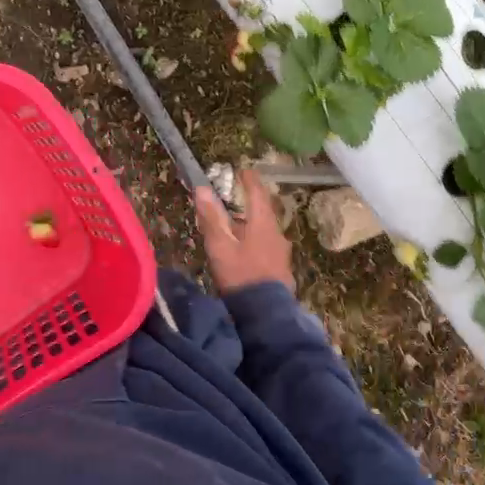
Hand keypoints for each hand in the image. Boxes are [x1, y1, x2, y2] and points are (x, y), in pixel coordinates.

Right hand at [192, 167, 294, 294]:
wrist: (267, 314)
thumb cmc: (241, 275)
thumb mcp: (220, 246)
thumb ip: (211, 218)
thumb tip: (203, 188)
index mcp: (262, 223)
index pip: (258, 193)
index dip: (250, 180)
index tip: (243, 170)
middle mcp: (276, 233)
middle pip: (264, 210)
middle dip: (251, 201)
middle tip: (237, 196)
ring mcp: (281, 251)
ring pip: (266, 228)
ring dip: (252, 222)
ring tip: (237, 224)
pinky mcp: (281, 268)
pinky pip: (268, 244)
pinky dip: (256, 238)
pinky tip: (246, 249)